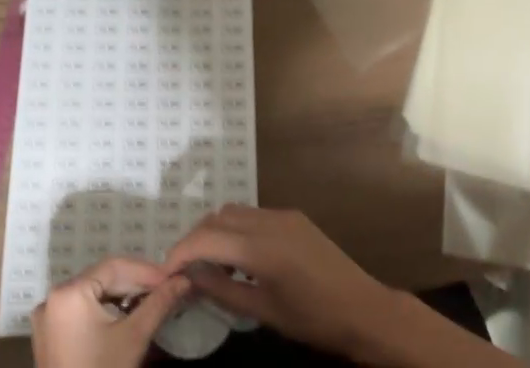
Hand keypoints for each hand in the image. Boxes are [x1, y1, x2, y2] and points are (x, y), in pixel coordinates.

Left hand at [31, 257, 189, 367]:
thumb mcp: (134, 337)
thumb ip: (158, 303)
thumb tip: (182, 280)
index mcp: (68, 292)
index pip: (113, 267)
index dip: (145, 270)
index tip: (171, 277)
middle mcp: (52, 298)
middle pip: (101, 279)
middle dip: (134, 283)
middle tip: (164, 288)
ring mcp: (48, 318)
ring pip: (92, 294)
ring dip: (121, 296)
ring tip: (149, 301)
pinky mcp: (50, 335)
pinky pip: (80, 310)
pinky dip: (104, 309)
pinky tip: (125, 316)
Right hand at [161, 206, 405, 361]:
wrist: (364, 309)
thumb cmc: (312, 318)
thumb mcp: (262, 311)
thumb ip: (221, 290)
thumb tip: (190, 275)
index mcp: (259, 247)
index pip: (205, 239)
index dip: (181, 253)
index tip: (166, 271)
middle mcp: (268, 221)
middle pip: (216, 219)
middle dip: (195, 240)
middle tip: (185, 269)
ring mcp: (283, 215)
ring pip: (234, 212)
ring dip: (215, 232)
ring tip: (213, 266)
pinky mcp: (294, 217)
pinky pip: (254, 215)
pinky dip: (237, 230)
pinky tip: (241, 258)